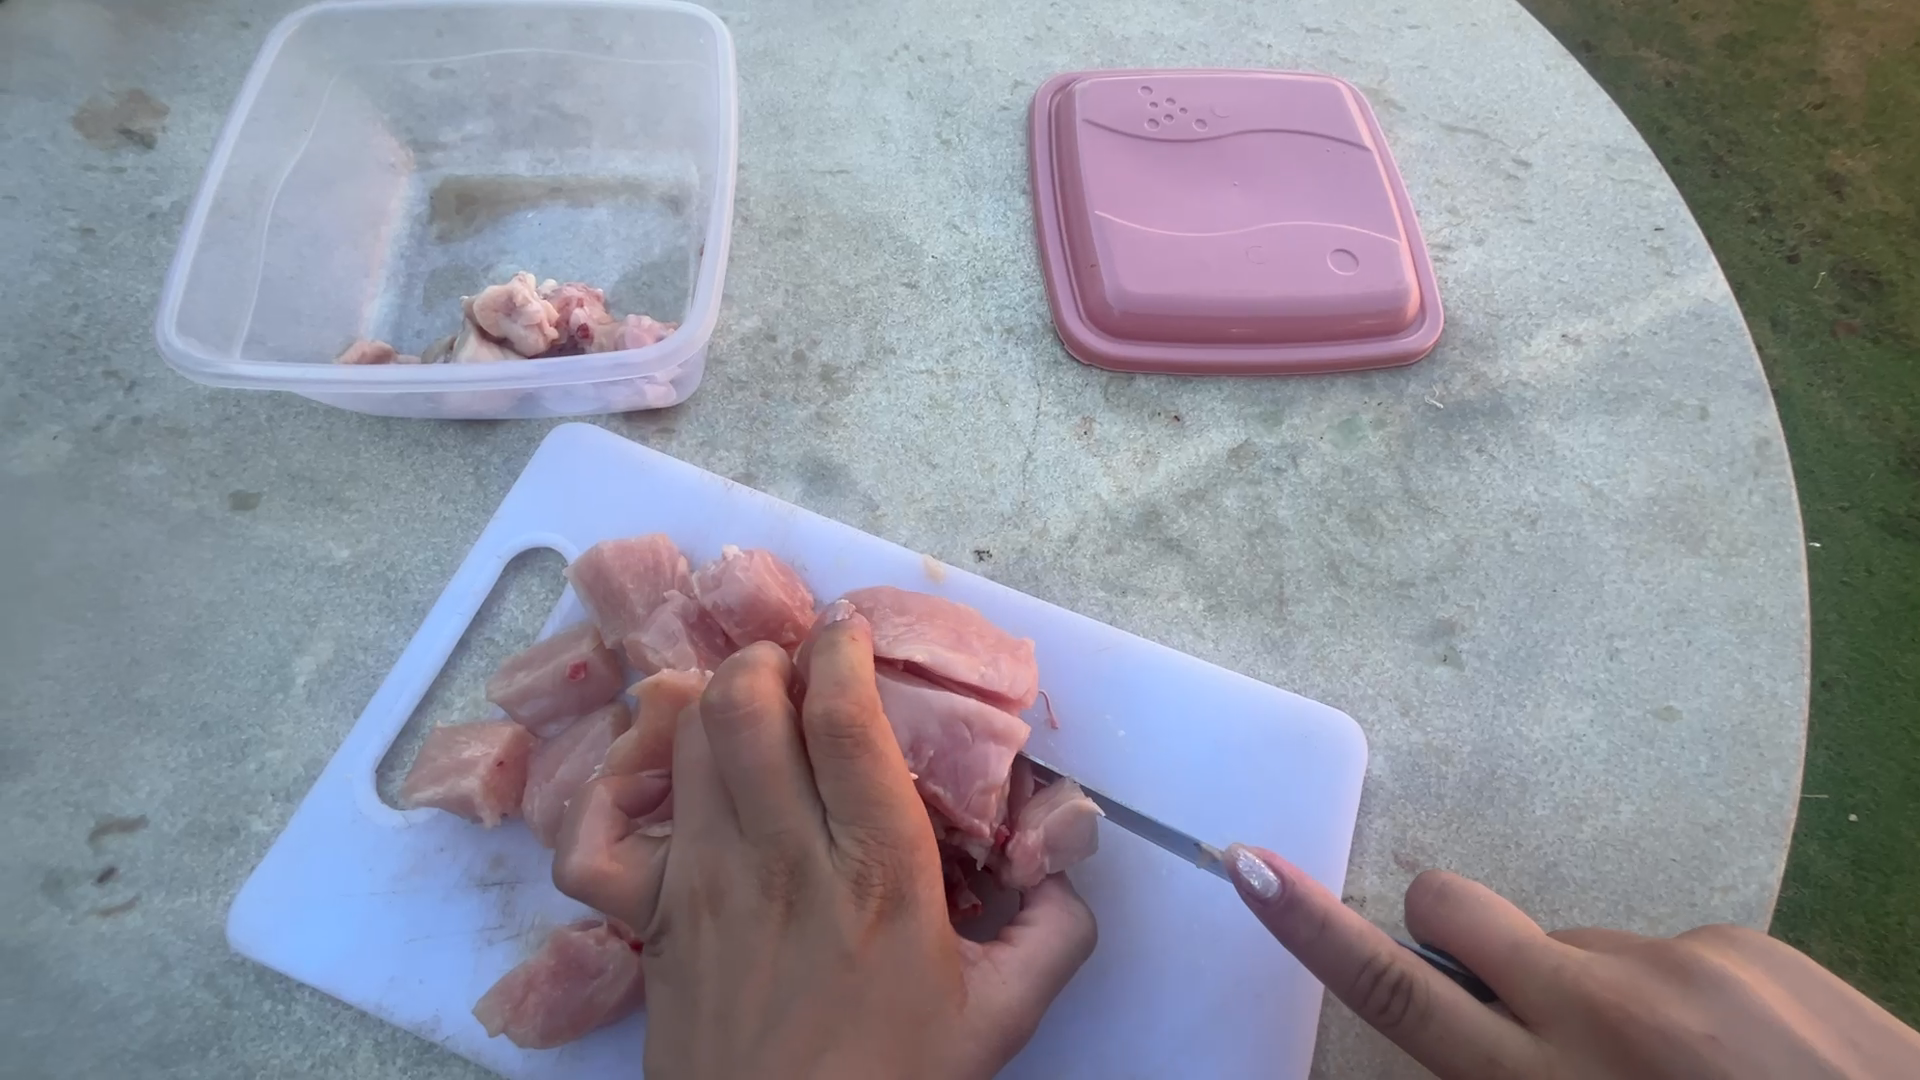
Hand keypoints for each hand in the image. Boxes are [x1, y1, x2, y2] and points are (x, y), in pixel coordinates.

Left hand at [553, 617, 1096, 1079]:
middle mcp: (783, 857)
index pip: (844, 721)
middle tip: (792, 664)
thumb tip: (1068, 865)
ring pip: (686, 742)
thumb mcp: (1002, 1015)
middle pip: (747, 707)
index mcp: (878, 869)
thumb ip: (1054, 931)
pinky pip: (600, 832)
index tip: (848, 628)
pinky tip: (652, 767)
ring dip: (711, 696)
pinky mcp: (652, 921)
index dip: (842, 652)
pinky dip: (615, 781)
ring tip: (743, 697)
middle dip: (768, 658)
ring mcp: (705, 884)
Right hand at [1226, 845, 1919, 1078]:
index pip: (1393, 991)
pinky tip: (1768, 1066)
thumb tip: (1455, 1019)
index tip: (1247, 861)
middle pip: (1446, 906)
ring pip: (1566, 938)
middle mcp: (1603, 1016)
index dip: (1308, 924)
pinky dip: (1684, 996)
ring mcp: (1683, 967)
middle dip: (1453, 932)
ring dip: (1598, 992)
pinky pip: (1663, 947)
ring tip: (1703, 1077)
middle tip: (1524, 1003)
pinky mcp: (1752, 944)